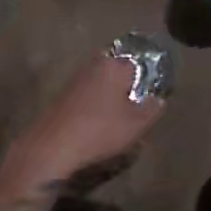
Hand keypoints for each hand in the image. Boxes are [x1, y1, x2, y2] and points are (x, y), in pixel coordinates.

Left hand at [3, 52, 165, 185]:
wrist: (52, 146)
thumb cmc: (100, 131)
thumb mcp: (137, 125)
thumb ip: (153, 109)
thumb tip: (158, 100)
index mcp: (115, 66)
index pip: (139, 64)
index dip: (146, 81)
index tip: (149, 99)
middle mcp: (93, 65)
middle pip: (117, 72)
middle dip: (126, 87)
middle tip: (133, 110)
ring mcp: (74, 79)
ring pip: (100, 83)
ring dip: (108, 97)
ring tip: (115, 120)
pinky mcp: (61, 95)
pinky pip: (86, 95)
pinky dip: (93, 106)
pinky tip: (95, 124)